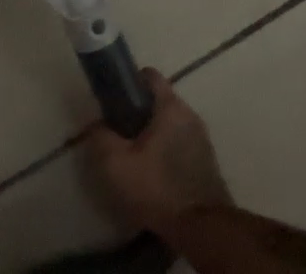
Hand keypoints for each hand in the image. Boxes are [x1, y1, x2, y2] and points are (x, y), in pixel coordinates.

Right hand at [88, 67, 232, 234]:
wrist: (202, 229)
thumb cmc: (157, 187)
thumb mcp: (115, 163)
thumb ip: (101, 136)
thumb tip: (97, 125)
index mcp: (171, 107)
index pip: (149, 76)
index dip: (128, 82)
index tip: (113, 99)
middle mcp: (191, 116)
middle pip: (159, 102)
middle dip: (137, 113)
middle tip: (118, 132)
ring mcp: (203, 140)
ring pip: (170, 126)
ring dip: (152, 135)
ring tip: (132, 157)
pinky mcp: (207, 163)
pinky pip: (180, 145)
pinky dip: (165, 152)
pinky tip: (152, 174)